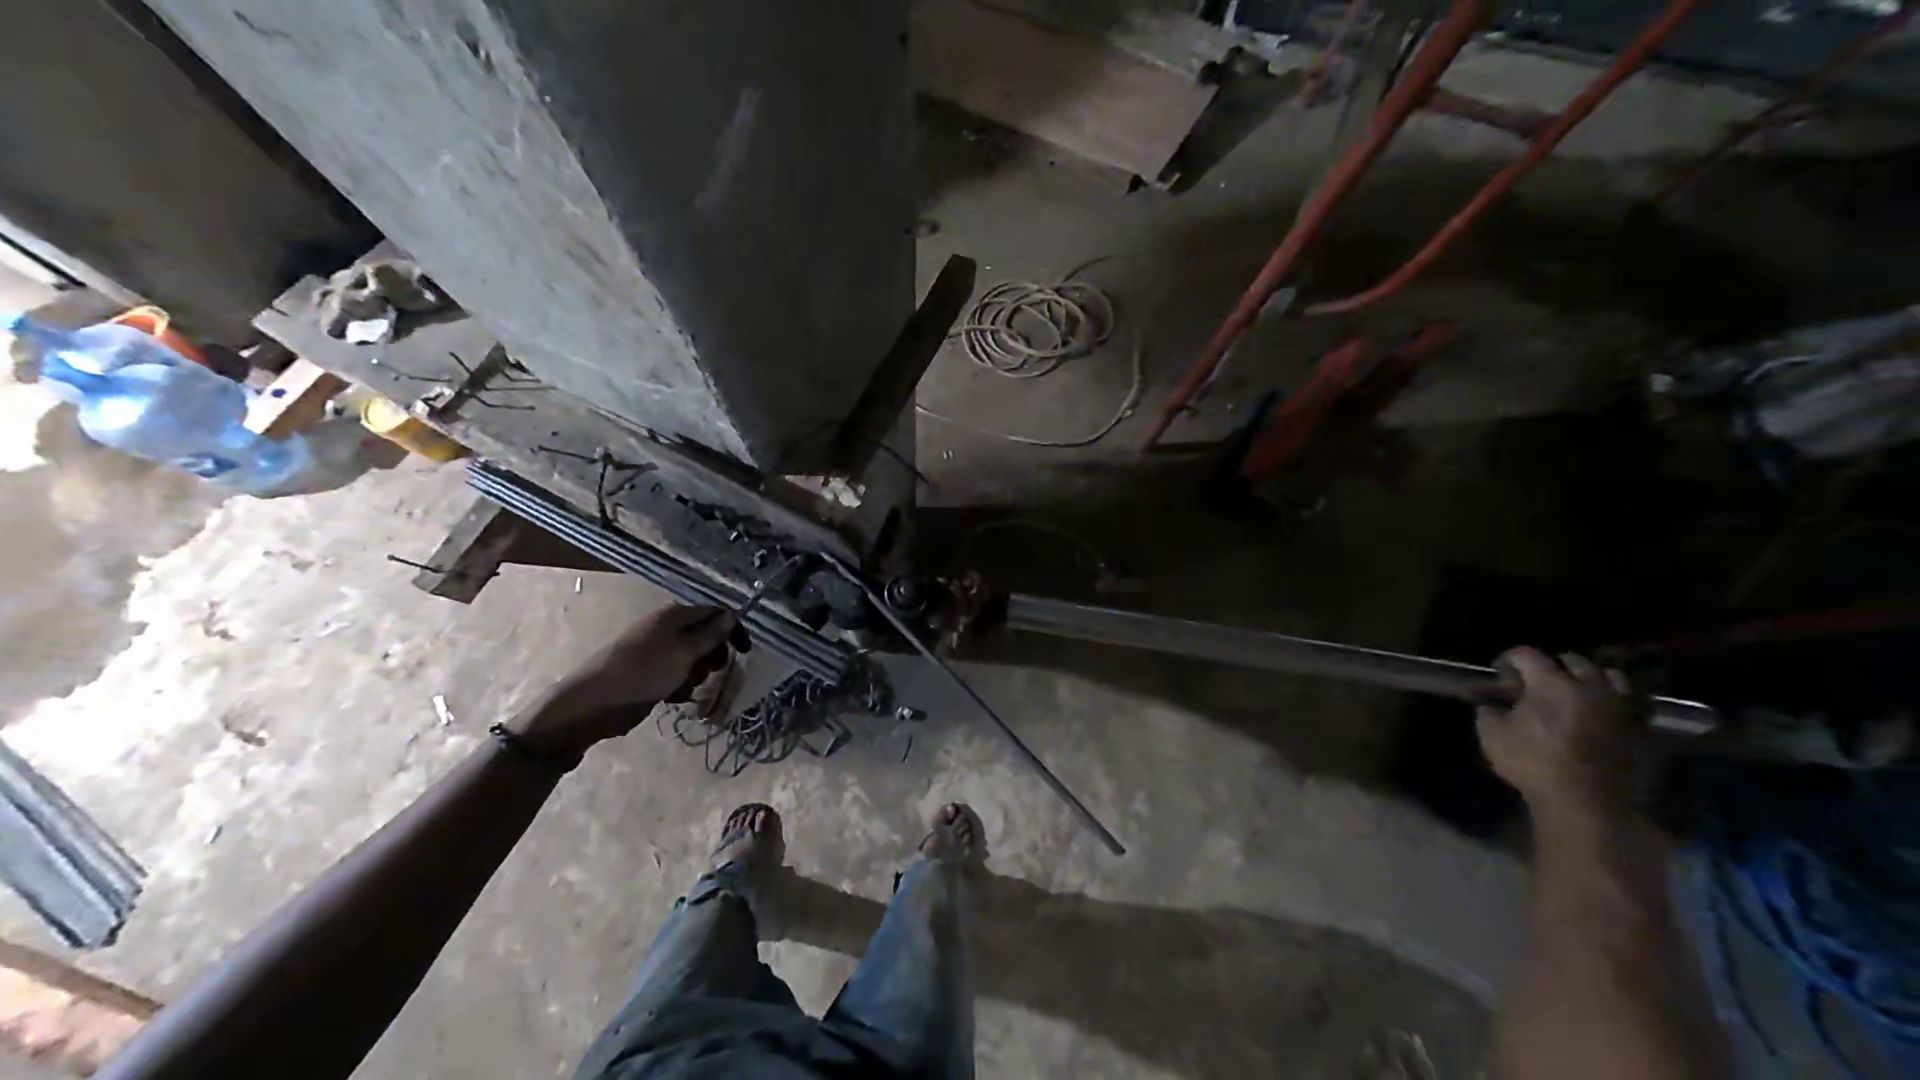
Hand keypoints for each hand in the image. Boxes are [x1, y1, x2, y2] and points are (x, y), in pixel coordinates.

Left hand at [511, 604, 743, 760]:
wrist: (595, 703)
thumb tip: (732, 615)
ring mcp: (657, 651)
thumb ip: (711, 634)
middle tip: (712, 672)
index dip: (733, 629)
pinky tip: (674, 697)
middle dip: (714, 655)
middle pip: (706, 636)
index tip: (745, 652)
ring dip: (697, 674)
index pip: (715, 612)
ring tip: (686, 687)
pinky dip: (682, 685)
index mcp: (674, 615)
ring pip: (694, 658)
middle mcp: (667, 628)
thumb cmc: (643, 672)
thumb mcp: (684, 652)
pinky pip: (678, 674)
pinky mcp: (651, 673)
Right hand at [1475, 647, 1640, 819]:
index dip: (1509, 660)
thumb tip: (1489, 704)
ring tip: (1578, 694)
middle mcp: (1589, 686)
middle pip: (1572, 660)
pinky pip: (1634, 704)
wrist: (1588, 802)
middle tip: (1538, 684)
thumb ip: (1489, 712)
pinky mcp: (1642, 729)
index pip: (1526, 654)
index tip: (1500, 675)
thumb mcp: (1492, 736)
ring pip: (1612, 676)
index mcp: (1550, 683)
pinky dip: (1617, 702)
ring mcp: (1620, 707)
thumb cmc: (1533, 763)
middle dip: (1552, 666)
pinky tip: (1604, 714)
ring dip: (1592, 679)